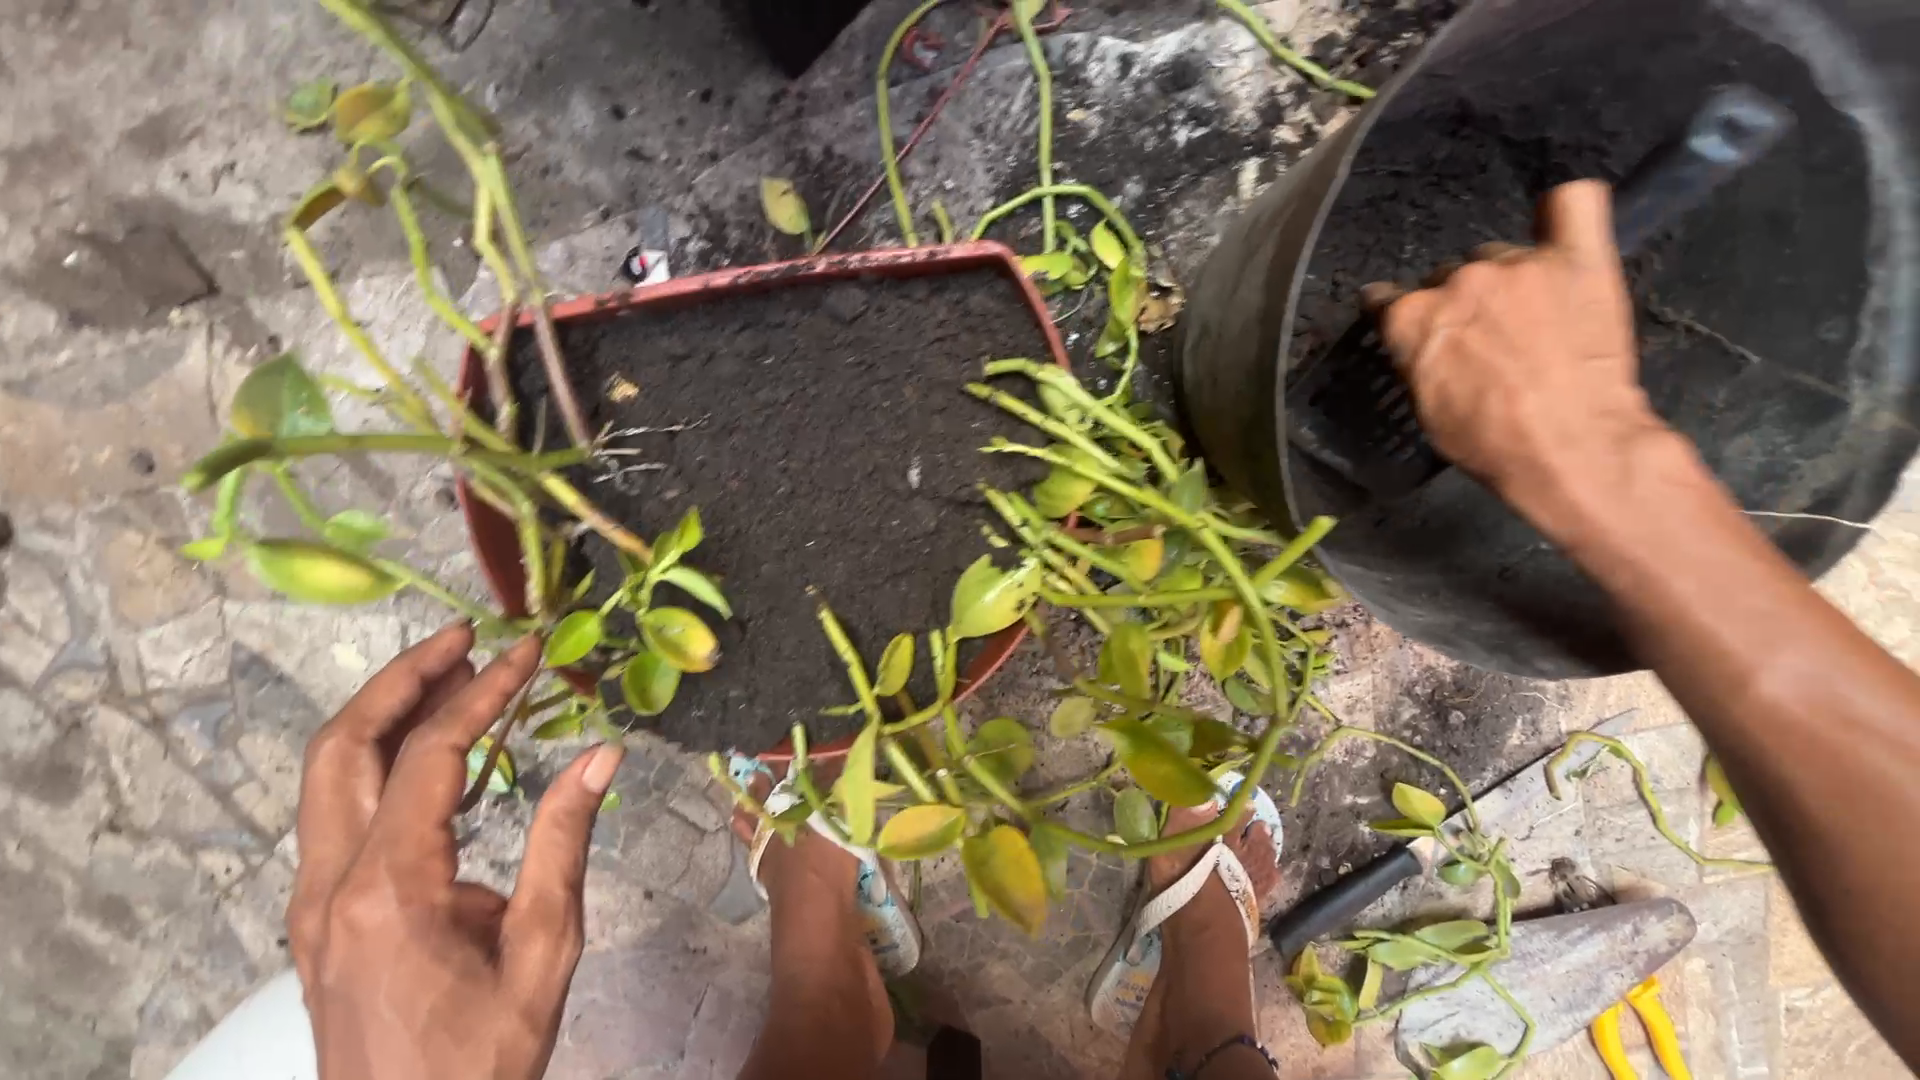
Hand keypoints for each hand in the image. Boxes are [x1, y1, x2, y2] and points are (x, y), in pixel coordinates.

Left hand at [286, 624, 623, 1079]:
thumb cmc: (486, 1049)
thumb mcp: (545, 947)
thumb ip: (564, 841)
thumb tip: (602, 754)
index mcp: (389, 888)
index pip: (432, 756)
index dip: (483, 692)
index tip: (528, 652)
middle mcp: (330, 883)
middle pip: (342, 747)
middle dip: (403, 678)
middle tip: (465, 636)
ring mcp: (311, 900)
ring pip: (328, 775)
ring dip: (385, 711)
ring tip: (452, 671)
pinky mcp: (317, 914)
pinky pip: (339, 809)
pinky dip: (381, 757)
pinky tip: (436, 750)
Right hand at [1367, 180, 1679, 538]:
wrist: (1568, 444)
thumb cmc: (1486, 438)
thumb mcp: (1426, 405)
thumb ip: (1415, 357)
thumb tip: (1418, 343)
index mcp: (1410, 317)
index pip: (1385, 298)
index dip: (1394, 313)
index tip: (1407, 327)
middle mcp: (1457, 279)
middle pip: (1449, 275)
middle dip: (1458, 300)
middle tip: (1483, 336)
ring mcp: (1519, 265)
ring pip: (1499, 256)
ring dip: (1504, 279)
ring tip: (1529, 314)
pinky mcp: (1578, 258)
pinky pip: (1573, 205)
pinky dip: (1563, 210)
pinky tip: (1560, 225)